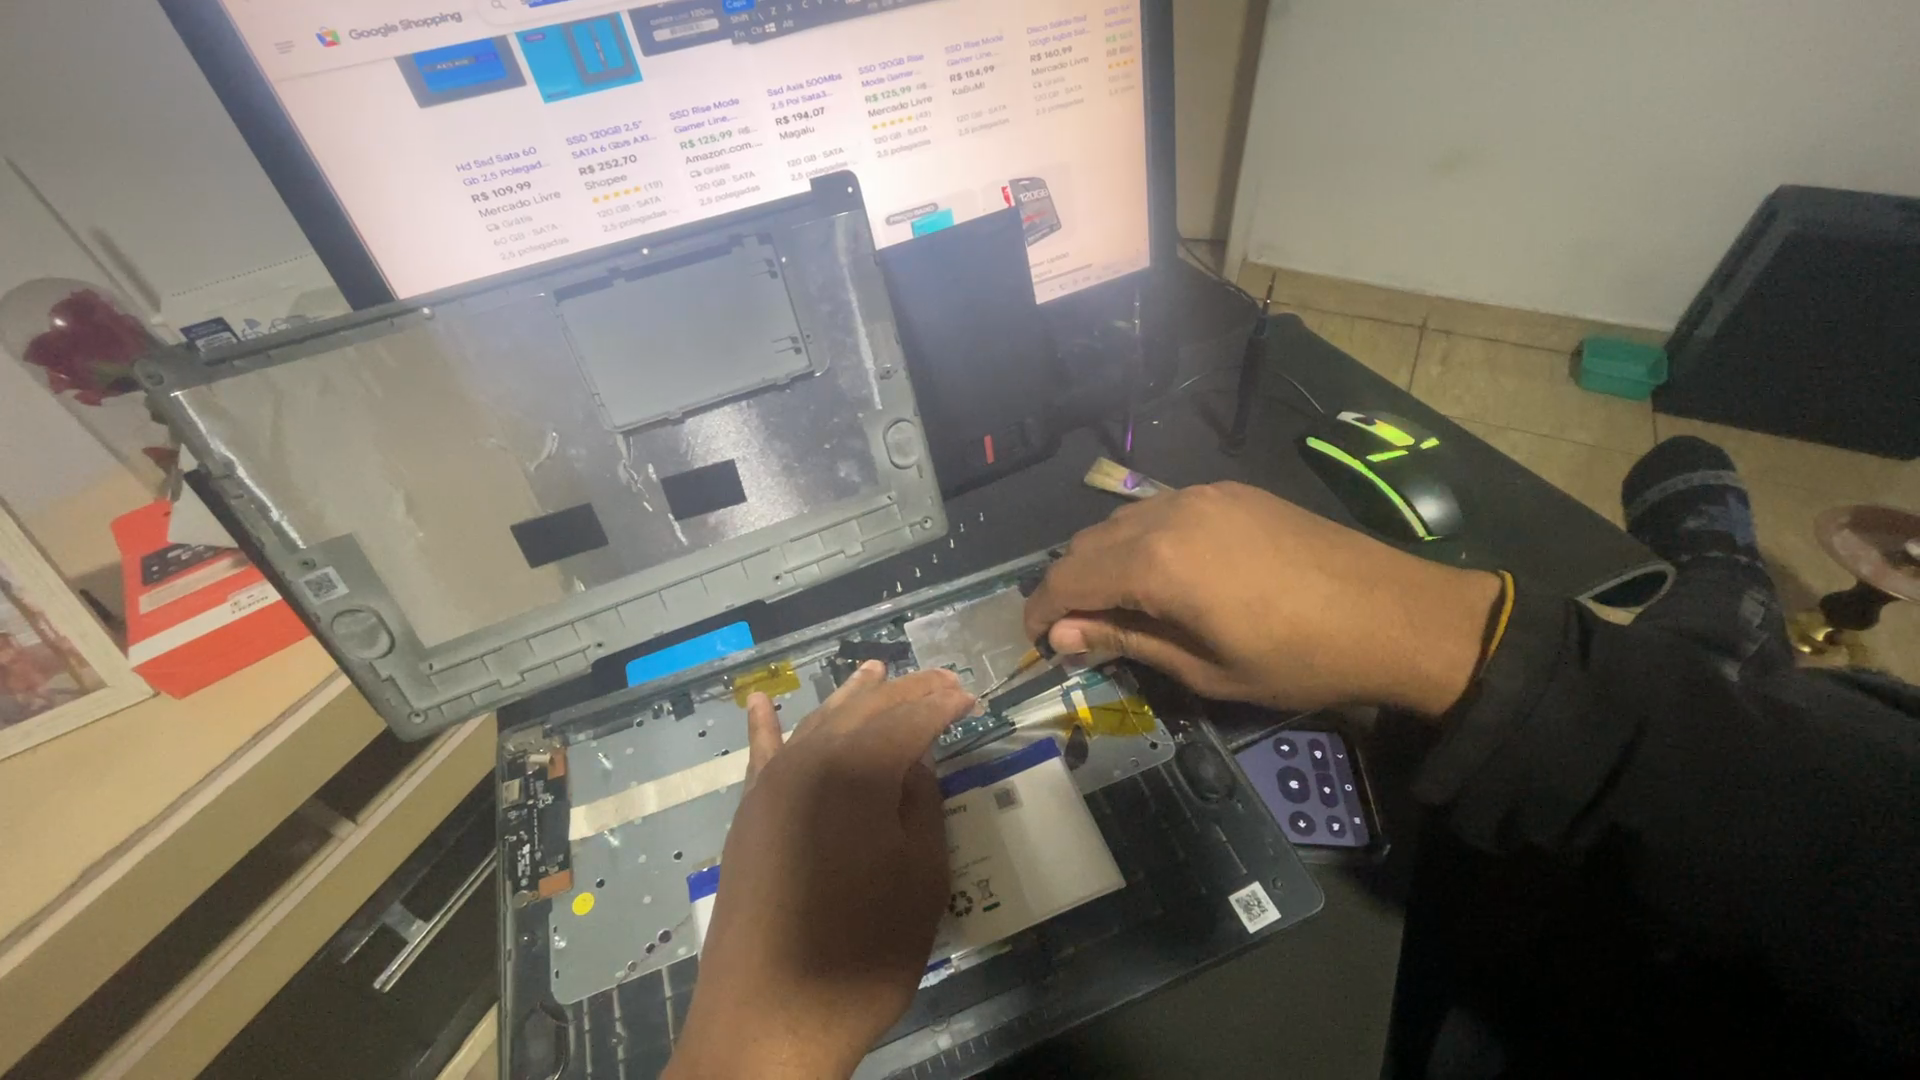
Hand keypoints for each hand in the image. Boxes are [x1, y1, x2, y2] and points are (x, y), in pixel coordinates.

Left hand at [665, 664, 975, 1079]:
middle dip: (906, 690)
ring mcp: (773, 785)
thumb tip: (915, 760)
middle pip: (866, 710)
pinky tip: (757, 701)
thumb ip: (920, 805)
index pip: (911, 718)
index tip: (970, 696)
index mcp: (861, 772)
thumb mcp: (920, 878)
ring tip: (877, 670)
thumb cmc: (862, 953)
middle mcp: (812, 762)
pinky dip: (763, 725)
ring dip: (852, 696)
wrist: (767, 1022)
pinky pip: (759, 756)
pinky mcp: (749, 814)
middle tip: (942, 679)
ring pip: (819, 721)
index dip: (944, 704)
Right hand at [1023, 482, 1501, 715]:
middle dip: (1068, 586)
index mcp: (1156, 562)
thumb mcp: (1204, 667)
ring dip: (1102, 560)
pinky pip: (1158, 510)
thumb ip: (1125, 640)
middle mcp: (1166, 515)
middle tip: (1075, 629)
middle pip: (1086, 544)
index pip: (1068, 579)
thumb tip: (1060, 635)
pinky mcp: (1227, 492)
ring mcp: (1199, 496)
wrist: (1395, 613)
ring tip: (1116, 602)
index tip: (1035, 640)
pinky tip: (1162, 571)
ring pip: (1120, 522)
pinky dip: (1139, 539)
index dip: (1041, 610)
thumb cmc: (1298, 658)